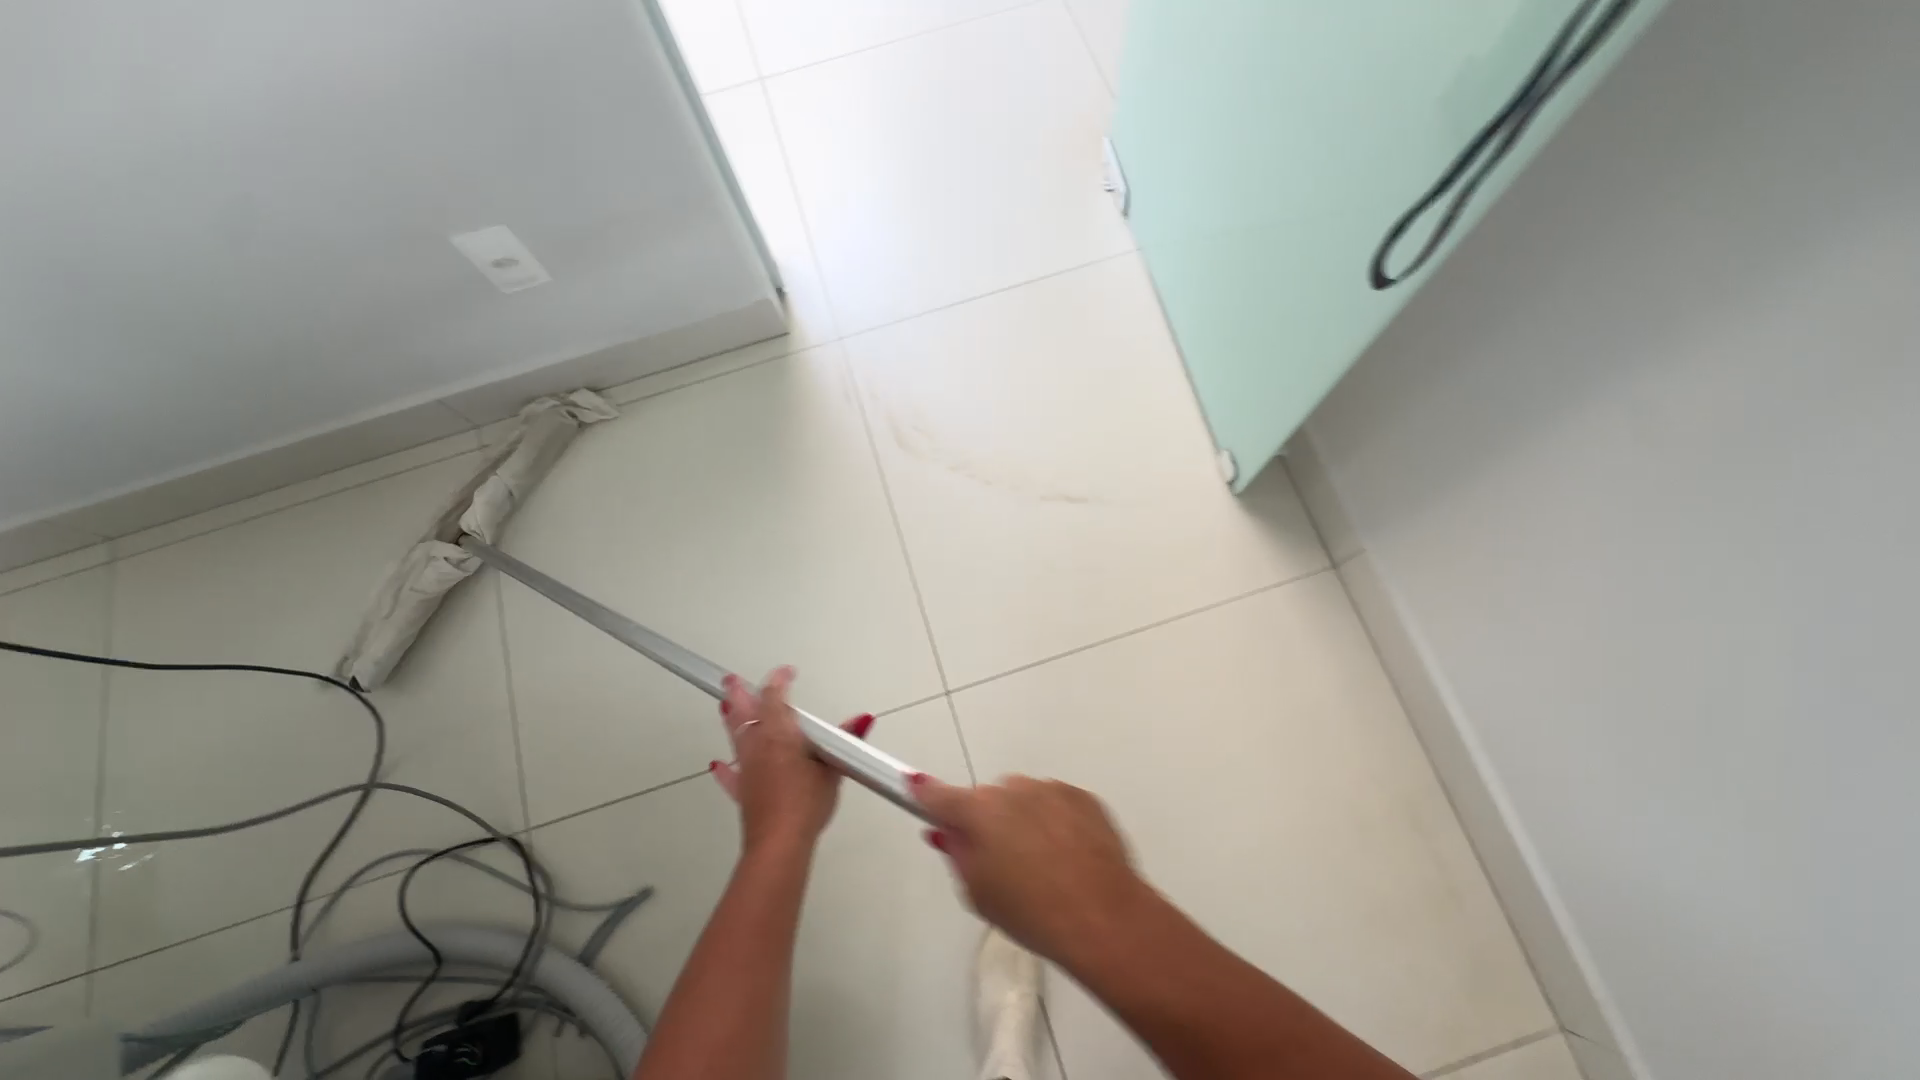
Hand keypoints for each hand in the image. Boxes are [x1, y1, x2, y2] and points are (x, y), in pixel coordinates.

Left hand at [709, 666, 873, 855]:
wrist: (779, 842)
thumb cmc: (808, 802)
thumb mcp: (833, 770)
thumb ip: (846, 741)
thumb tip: (863, 718)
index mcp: (780, 734)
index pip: (775, 698)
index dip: (778, 681)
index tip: (786, 671)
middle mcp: (758, 745)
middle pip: (745, 713)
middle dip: (740, 694)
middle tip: (730, 679)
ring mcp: (746, 769)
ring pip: (735, 737)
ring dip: (730, 720)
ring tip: (723, 706)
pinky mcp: (741, 792)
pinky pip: (729, 776)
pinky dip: (724, 770)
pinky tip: (717, 765)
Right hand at [910, 774, 1155, 968]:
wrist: (1102, 917)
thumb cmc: (1030, 912)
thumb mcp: (979, 894)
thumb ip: (958, 854)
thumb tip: (948, 832)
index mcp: (978, 811)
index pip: (938, 795)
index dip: (923, 793)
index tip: (913, 788)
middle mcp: (1012, 789)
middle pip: (988, 799)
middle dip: (989, 822)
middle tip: (1002, 862)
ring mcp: (1051, 789)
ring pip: (1025, 799)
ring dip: (1025, 820)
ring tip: (1044, 866)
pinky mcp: (1084, 797)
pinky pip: (1057, 804)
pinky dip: (1056, 823)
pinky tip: (1069, 858)